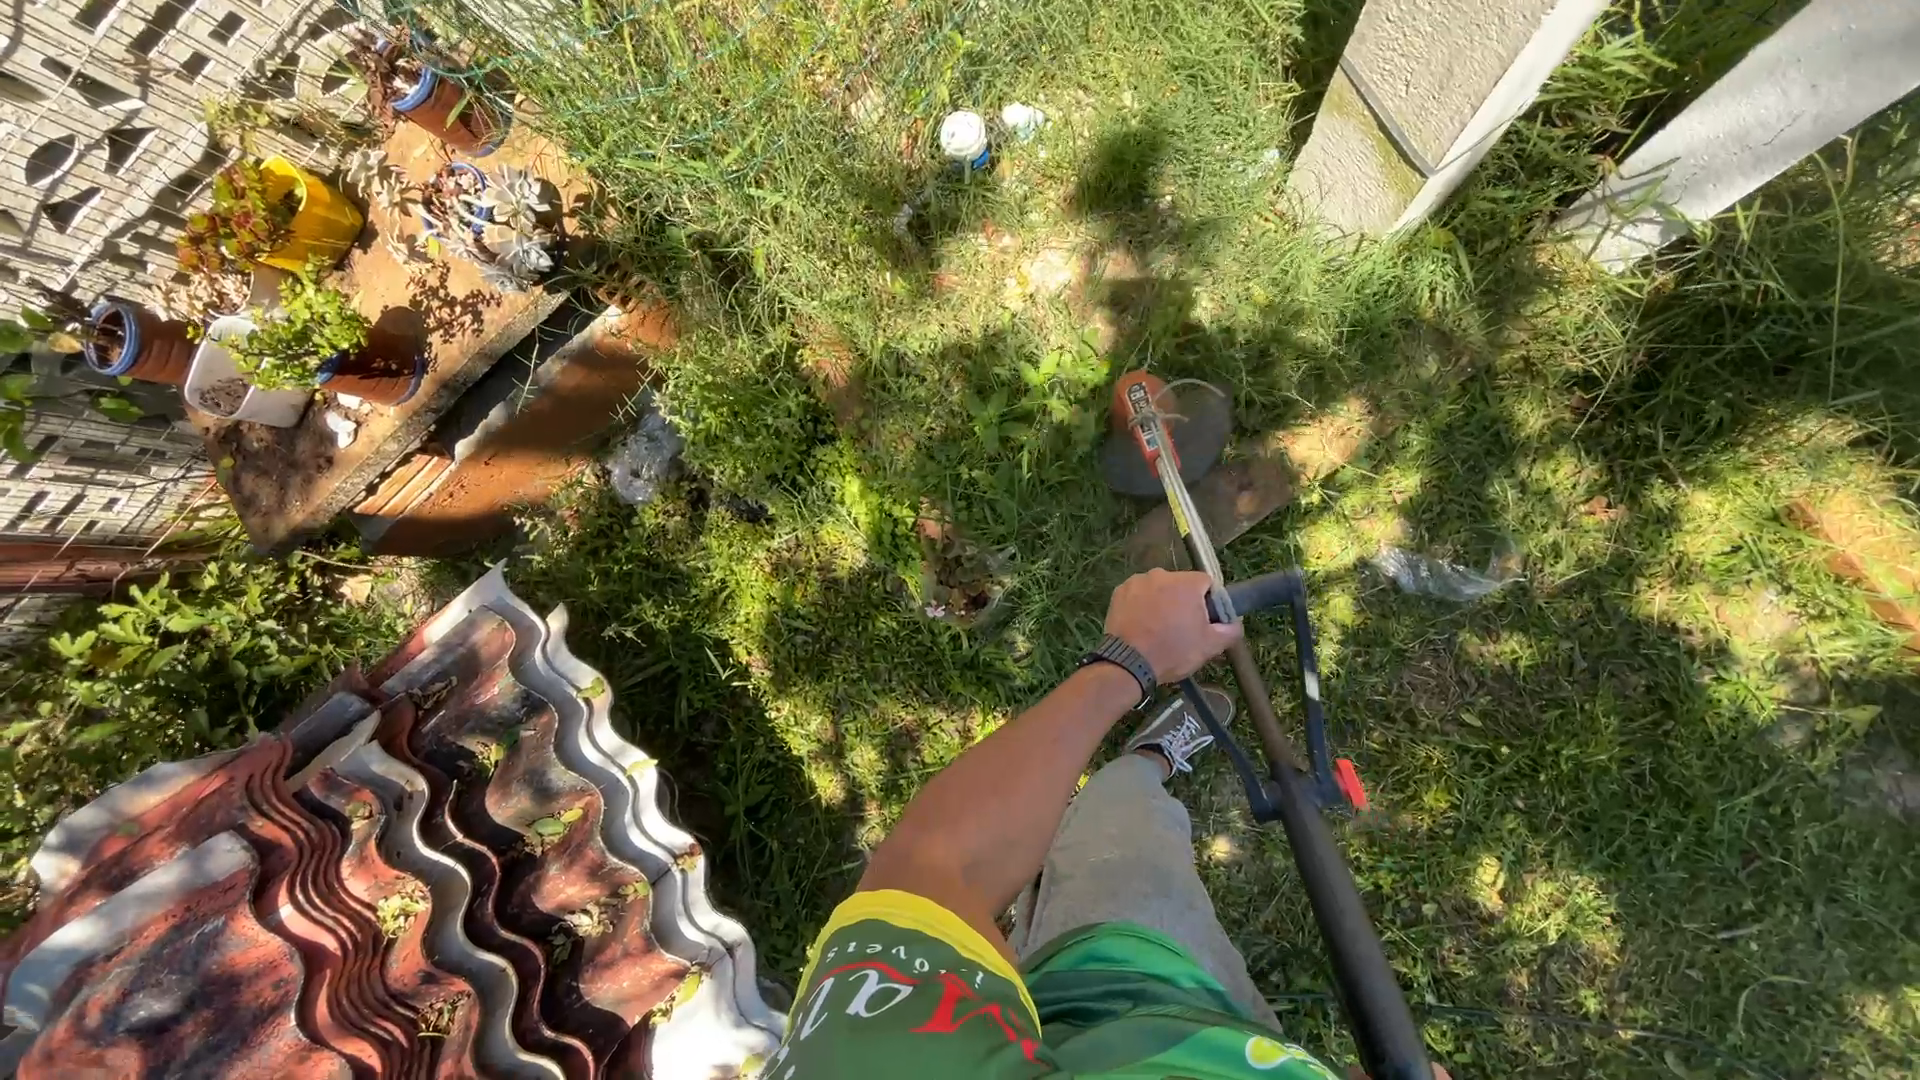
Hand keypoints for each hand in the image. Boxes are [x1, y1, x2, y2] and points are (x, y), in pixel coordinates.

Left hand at [1104, 568, 1242, 683]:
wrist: (1128, 662)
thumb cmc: (1172, 651)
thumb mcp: (1210, 645)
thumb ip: (1230, 630)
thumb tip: (1234, 623)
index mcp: (1186, 583)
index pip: (1206, 583)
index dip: (1208, 601)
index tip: (1203, 620)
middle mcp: (1161, 574)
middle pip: (1180, 585)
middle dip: (1183, 601)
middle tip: (1180, 627)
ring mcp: (1137, 581)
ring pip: (1157, 589)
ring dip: (1160, 602)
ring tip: (1157, 628)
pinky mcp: (1119, 592)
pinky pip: (1138, 594)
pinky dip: (1141, 605)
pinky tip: (1140, 625)